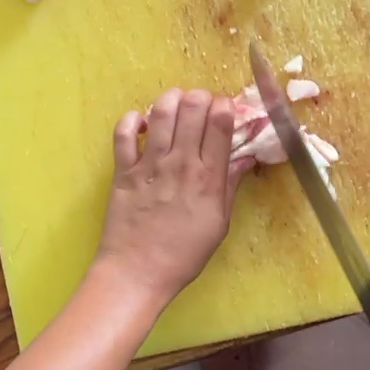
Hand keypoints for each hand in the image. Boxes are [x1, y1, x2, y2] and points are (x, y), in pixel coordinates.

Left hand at [94, 88, 252, 305]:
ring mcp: (149, 164)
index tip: (226, 109)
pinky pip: (124, 132)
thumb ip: (230, 185)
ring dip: (171, 99)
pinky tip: (142, 122)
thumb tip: (246, 157)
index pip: (220, 123)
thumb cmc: (183, 254)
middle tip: (201, 104)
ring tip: (176, 103)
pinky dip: (132, 119)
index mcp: (208, 177)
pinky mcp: (123, 170)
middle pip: (192, 108)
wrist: (137, 272)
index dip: (226, 106)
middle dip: (200, 97)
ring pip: (160, 112)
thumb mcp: (219, 224)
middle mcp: (180, 163)